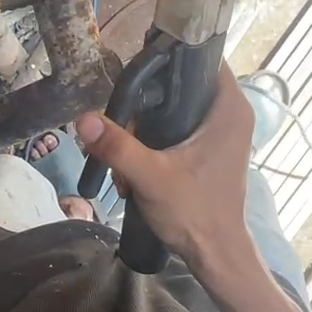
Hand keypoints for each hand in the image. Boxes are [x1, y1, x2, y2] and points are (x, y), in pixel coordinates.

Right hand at [74, 68, 256, 269]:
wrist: (215, 255)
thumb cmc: (195, 213)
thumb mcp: (151, 177)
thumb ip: (118, 147)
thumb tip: (82, 118)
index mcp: (228, 108)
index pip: (201, 56)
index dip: (168, 56)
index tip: (135, 71)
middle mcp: (229, 113)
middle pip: (177, 86)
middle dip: (144, 109)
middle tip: (124, 133)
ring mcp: (219, 133)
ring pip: (170, 112)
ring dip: (142, 135)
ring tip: (128, 166)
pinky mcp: (207, 151)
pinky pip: (172, 133)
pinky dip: (152, 147)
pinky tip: (136, 173)